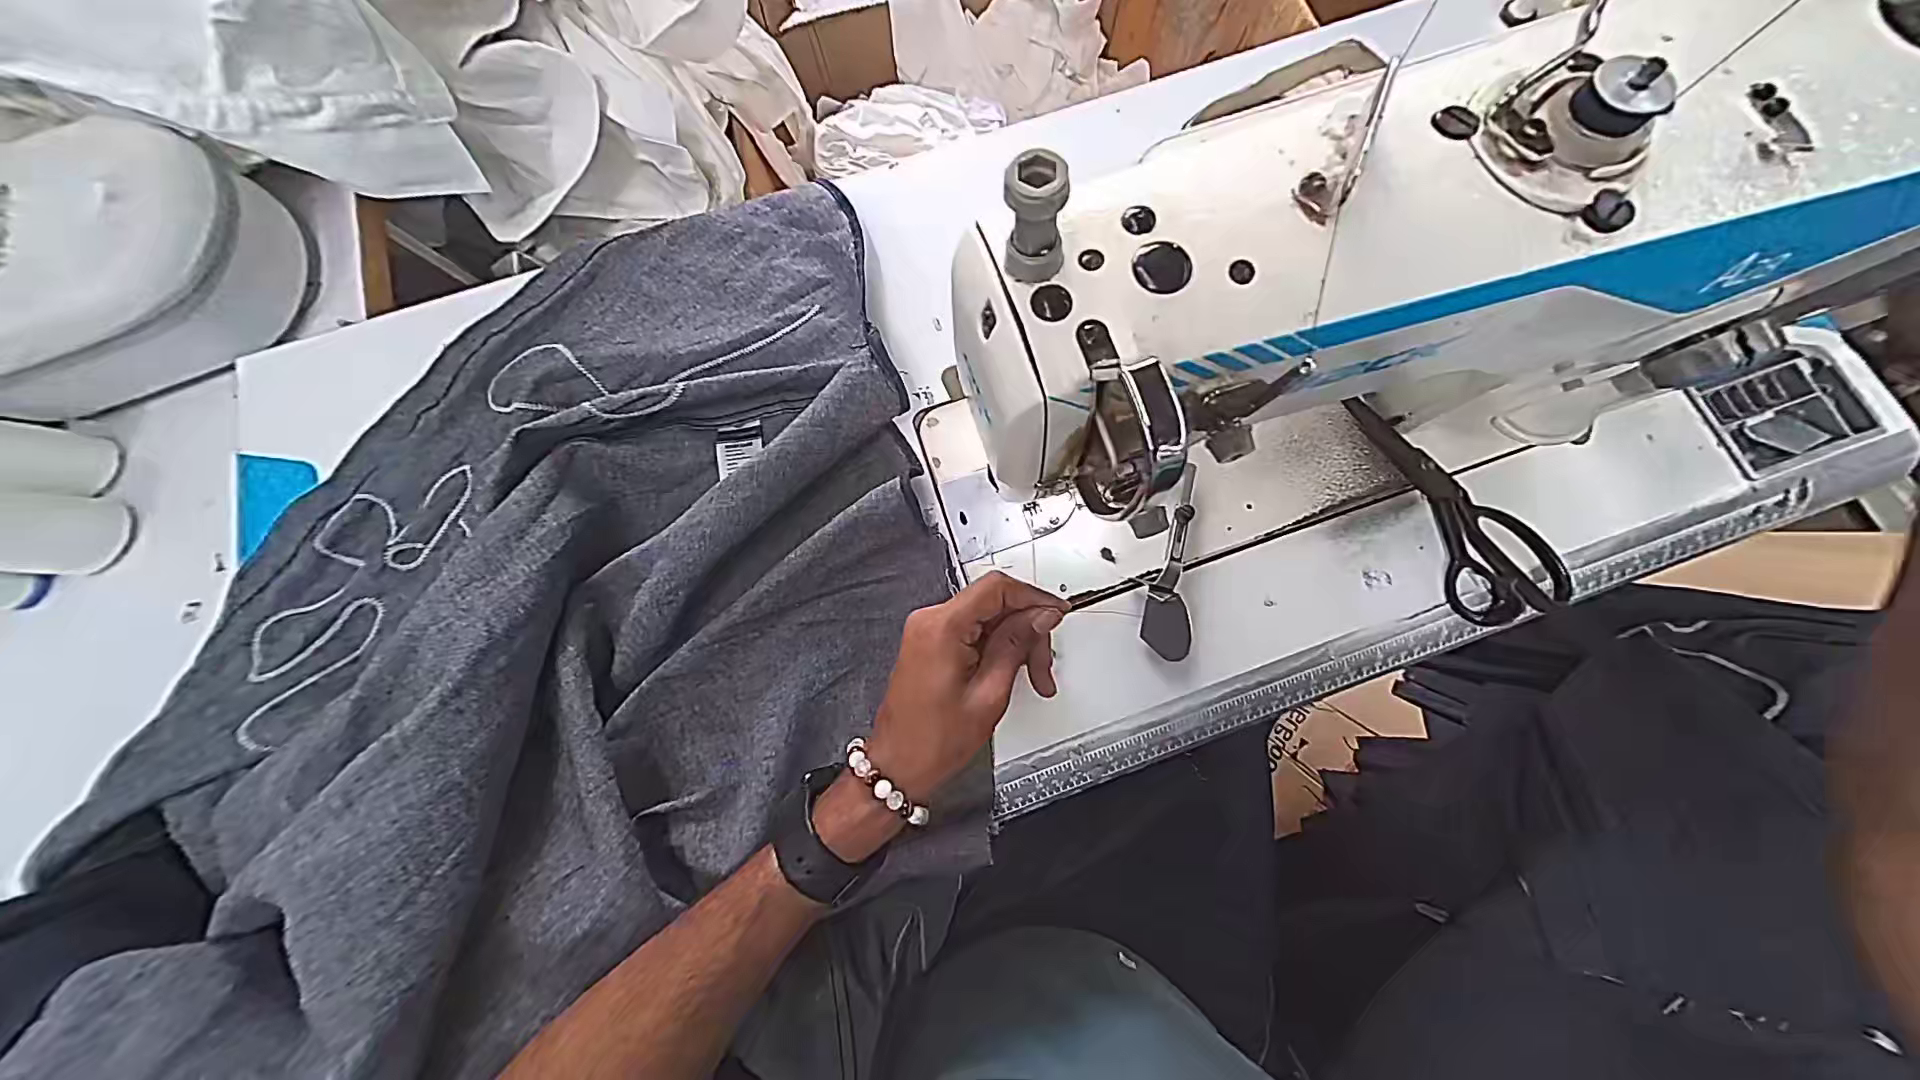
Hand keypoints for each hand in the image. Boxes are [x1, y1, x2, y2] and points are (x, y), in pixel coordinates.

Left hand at [814, 572, 1066, 859]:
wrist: (900, 763)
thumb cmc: (932, 740)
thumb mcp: (990, 693)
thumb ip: (1017, 645)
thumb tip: (1039, 615)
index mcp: (942, 628)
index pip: (996, 588)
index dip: (1033, 597)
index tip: (1054, 612)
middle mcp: (929, 621)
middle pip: (993, 603)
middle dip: (1026, 629)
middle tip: (1042, 661)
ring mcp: (927, 630)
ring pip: (987, 618)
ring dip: (1014, 641)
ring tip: (1030, 676)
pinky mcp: (929, 641)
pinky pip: (972, 630)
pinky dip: (996, 646)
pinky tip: (1009, 671)